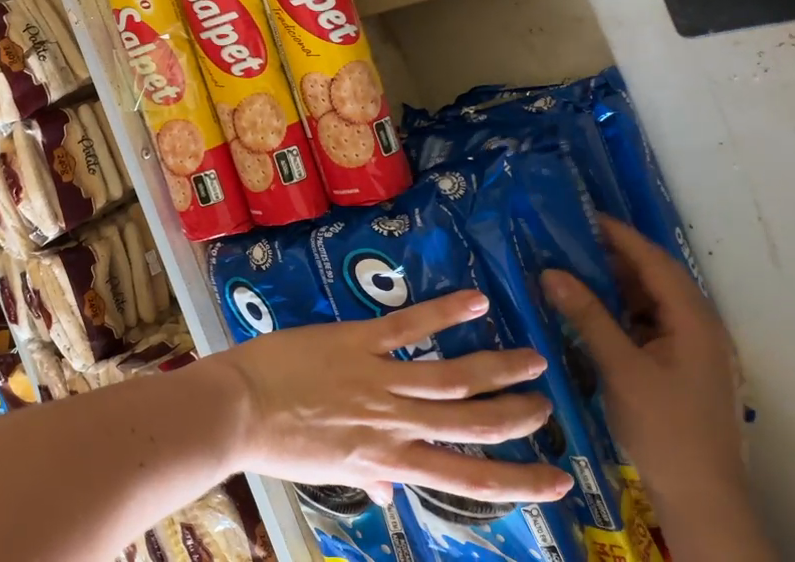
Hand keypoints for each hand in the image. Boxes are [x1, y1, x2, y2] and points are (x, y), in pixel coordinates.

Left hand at [207, 290, 574, 506]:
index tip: (559, 480)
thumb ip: (364, 477)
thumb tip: (387, 493)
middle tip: (549, 406)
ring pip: (453, 376)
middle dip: (517, 416)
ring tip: (534, 359)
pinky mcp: (356, 341)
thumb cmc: (275, 443)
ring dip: (498, 367)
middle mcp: (394, 423)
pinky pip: (408, 327)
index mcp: (387, 460)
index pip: (466, 477)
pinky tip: (476, 301)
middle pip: (472, 422)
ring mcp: (378, 379)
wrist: (235, 410)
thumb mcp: (325, 471)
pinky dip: (444, 313)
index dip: (518, 481)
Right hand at [542, 218, 746, 511]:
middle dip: (612, 257)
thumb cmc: (665, 427)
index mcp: (695, 322)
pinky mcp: (680, 369)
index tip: (580, 214)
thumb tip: (551, 272)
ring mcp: (692, 351)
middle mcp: (699, 329)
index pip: (655, 262)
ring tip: (568, 269)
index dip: (619, 236)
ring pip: (650, 303)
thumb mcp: (620, 368)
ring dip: (613, 285)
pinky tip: (586, 312)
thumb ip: (587, 316)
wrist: (701, 494)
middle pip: (655, 279)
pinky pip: (647, 325)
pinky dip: (618, 311)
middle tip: (564, 239)